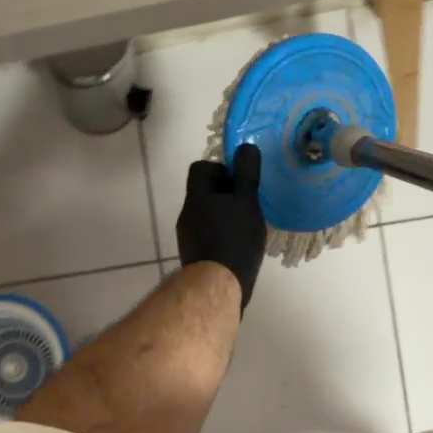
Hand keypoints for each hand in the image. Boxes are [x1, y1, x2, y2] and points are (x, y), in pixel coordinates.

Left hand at [177, 143, 265, 309]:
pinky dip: (219, 234)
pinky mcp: (192, 255)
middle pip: (203, 192)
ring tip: (244, 228)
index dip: (220, 169)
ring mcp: (186, 236)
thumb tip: (245, 146)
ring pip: (205, 215)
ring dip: (222, 215)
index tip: (239, 182)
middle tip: (246, 205)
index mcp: (196, 196)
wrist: (217, 286)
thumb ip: (246, 174)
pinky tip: (236, 247)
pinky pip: (205, 235)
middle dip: (224, 194)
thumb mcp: (246, 202)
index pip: (200, 168)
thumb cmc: (234, 240)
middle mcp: (186, 213)